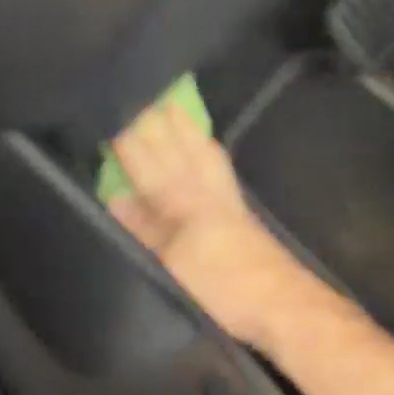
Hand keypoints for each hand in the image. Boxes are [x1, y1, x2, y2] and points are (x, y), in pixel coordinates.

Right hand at [108, 104, 335, 347]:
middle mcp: (205, 190)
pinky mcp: (239, 210)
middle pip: (177, 148)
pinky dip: (206, 149)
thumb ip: (145, 229)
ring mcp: (225, 198)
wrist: (281, 303)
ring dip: (184, 129)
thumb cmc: (222, 288)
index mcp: (184, 200)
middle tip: (143, 91)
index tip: (111, 113)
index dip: (129, 139)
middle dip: (158, 122)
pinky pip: (217, 165)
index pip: (148, 163)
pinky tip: (204, 148)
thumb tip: (116, 197)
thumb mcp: (172, 265)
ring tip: (172, 106)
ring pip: (200, 151)